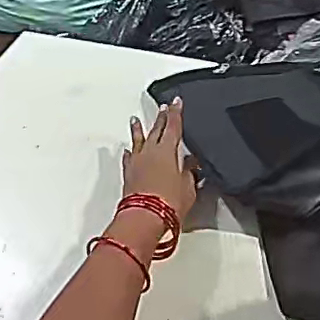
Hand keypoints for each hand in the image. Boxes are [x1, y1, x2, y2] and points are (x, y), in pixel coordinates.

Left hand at [121, 99, 199, 226]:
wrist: (144, 217)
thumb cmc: (167, 202)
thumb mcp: (188, 187)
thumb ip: (189, 173)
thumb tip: (190, 167)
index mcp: (167, 150)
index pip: (173, 126)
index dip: (175, 113)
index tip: (175, 103)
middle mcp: (150, 152)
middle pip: (156, 129)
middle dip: (160, 118)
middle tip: (162, 107)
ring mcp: (137, 162)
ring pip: (138, 140)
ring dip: (138, 129)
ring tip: (136, 120)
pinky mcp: (129, 174)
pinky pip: (129, 158)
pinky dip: (130, 152)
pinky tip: (128, 150)